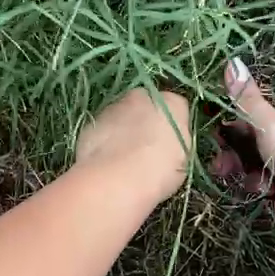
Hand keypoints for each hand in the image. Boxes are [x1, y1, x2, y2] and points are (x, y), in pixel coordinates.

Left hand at [73, 88, 192, 202]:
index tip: (170, 145)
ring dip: (123, 130)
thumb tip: (167, 139)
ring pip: (121, 116)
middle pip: (146, 106)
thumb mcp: (184, 158)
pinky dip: (105, 140)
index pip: (176, 108)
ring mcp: (113, 107)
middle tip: (146, 150)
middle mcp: (141, 97)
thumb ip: (177, 139)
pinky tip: (107, 162)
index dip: (173, 127)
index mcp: (171, 103)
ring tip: (124, 160)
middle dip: (145, 122)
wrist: (115, 179)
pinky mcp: (91, 122)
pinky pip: (103, 129)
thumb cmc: (159, 170)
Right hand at [214, 58, 274, 211]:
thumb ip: (247, 100)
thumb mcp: (270, 125)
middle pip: (257, 148)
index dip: (230, 135)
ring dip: (258, 182)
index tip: (217, 150)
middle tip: (227, 174)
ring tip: (264, 192)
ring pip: (267, 172)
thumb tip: (232, 60)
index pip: (251, 122)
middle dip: (241, 162)